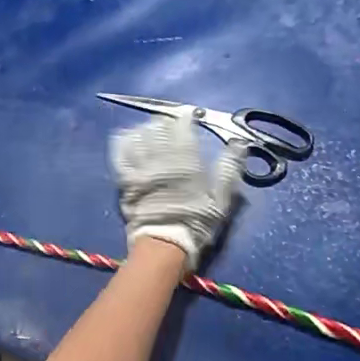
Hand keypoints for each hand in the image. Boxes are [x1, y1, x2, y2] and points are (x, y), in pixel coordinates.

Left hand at [109, 111, 242, 267]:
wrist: (165, 242)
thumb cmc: (196, 221)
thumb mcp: (221, 197)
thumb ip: (228, 168)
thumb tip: (239, 143)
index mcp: (186, 160)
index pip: (182, 127)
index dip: (184, 119)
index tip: (188, 118)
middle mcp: (161, 159)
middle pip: (158, 128)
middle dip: (164, 123)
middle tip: (169, 126)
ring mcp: (140, 168)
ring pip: (138, 137)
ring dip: (144, 130)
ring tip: (149, 132)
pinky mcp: (126, 180)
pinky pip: (120, 155)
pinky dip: (123, 144)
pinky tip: (127, 139)